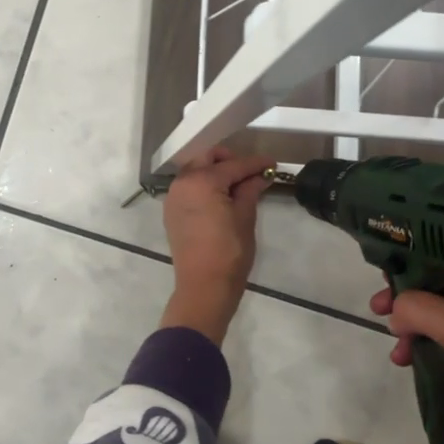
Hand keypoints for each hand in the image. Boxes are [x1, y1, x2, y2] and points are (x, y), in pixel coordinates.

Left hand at [159, 147, 274, 343]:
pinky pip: (188, 187)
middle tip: (250, 172)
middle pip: (207, 159)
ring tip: (237, 186)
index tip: (272, 163)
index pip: (233, 165)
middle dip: (229, 160)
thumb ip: (250, 190)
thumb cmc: (229, 251)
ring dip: (215, 172)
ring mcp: (173, 197)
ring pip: (195, 171)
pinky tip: (220, 197)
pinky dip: (203, 185)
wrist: (203, 285)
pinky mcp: (171, 211)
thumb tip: (260, 176)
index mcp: (202, 181)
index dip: (255, 164)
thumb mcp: (245, 218)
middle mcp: (182, 183)